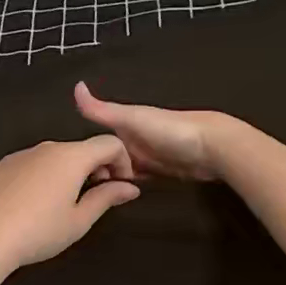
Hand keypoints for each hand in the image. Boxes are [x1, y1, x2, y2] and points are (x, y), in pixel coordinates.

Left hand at [0, 135, 140, 277]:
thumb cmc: (38, 232)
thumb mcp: (79, 220)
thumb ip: (106, 198)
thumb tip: (129, 188)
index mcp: (71, 156)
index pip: (109, 143)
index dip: (124, 162)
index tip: (122, 186)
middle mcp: (47, 147)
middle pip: (83, 148)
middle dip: (98, 168)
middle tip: (100, 197)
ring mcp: (22, 154)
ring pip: (58, 156)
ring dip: (73, 172)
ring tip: (68, 204)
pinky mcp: (3, 165)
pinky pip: (36, 163)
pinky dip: (48, 175)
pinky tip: (39, 204)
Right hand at [74, 81, 233, 180]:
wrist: (213, 146)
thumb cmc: (169, 130)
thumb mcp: (131, 118)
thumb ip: (102, 109)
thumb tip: (76, 86)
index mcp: (125, 126)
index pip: (98, 142)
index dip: (86, 156)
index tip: (72, 174)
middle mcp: (134, 140)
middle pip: (109, 158)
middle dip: (98, 171)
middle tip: (85, 193)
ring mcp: (149, 157)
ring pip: (123, 170)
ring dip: (113, 180)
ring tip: (97, 198)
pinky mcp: (163, 173)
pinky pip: (139, 181)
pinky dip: (129, 186)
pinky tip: (121, 195)